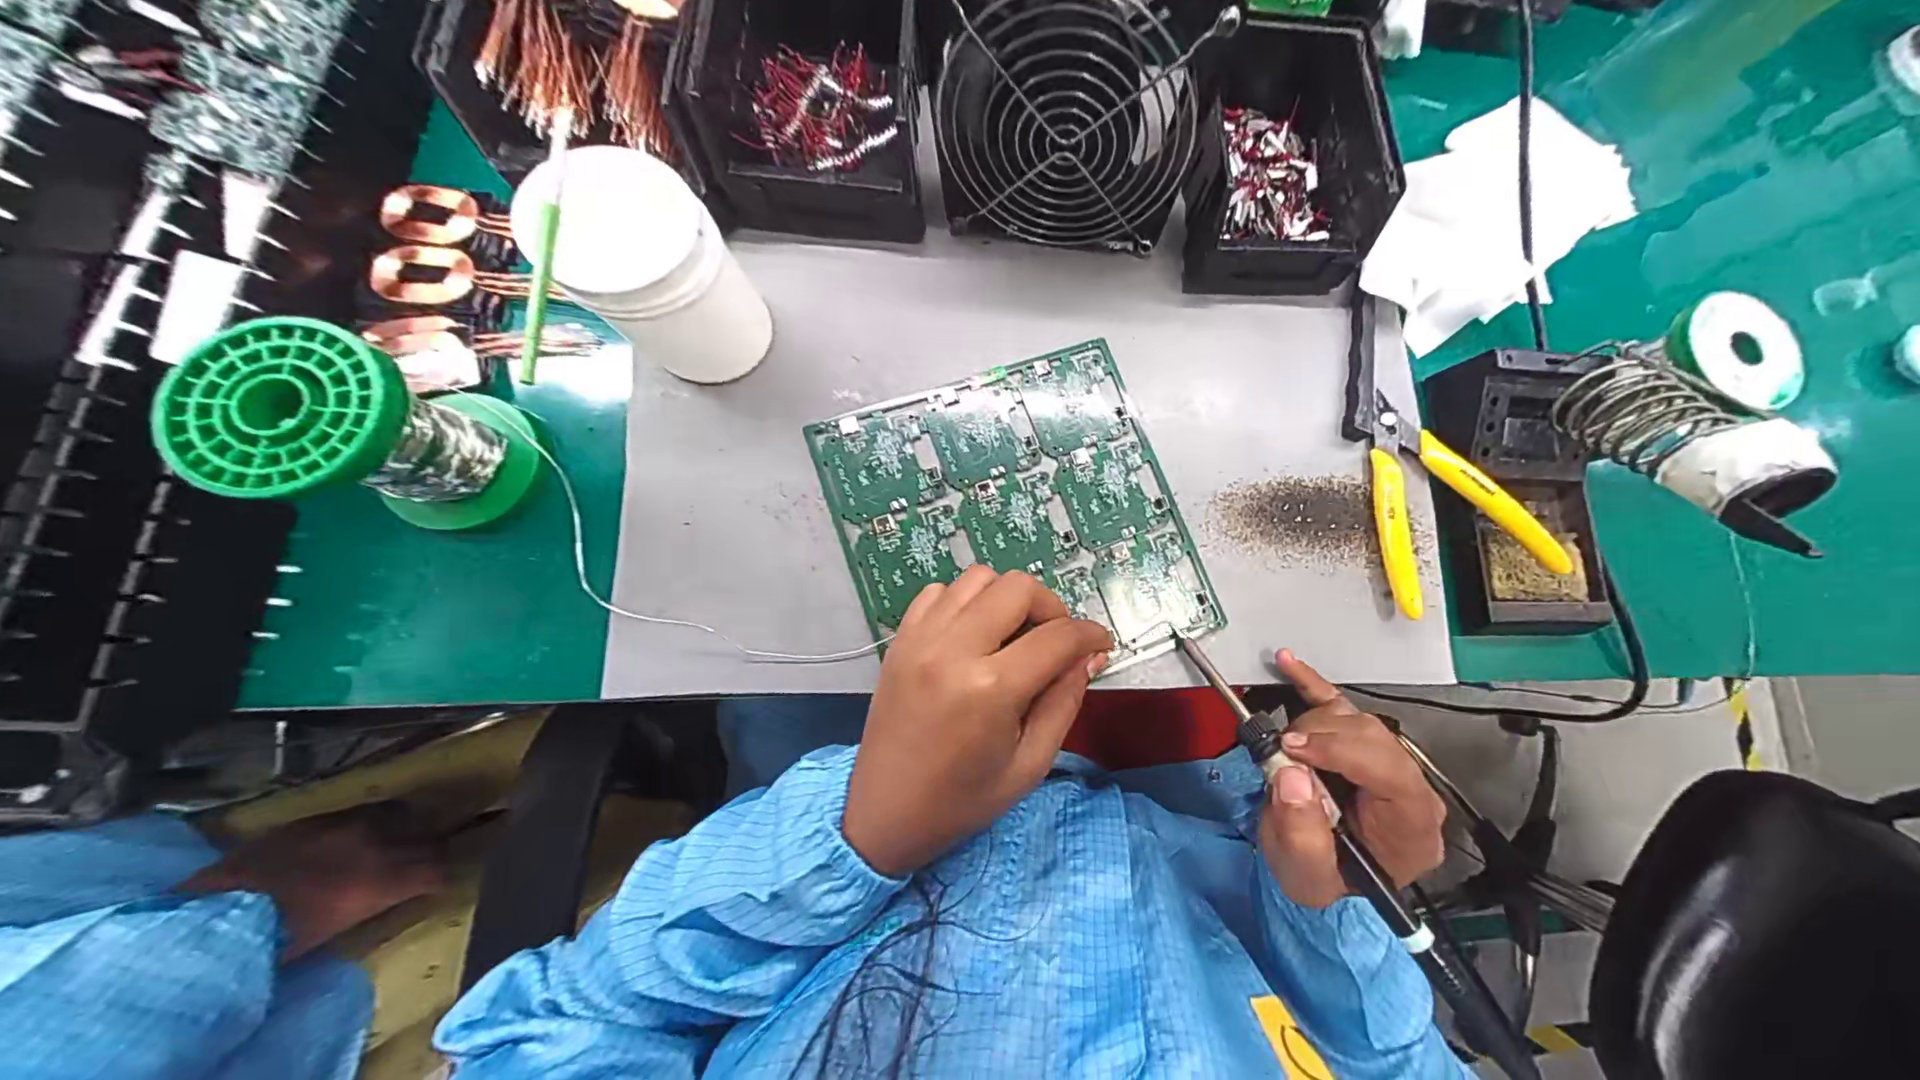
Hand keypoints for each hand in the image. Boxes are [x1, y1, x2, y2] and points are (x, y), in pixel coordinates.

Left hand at [180, 803, 444, 959]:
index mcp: (386, 875)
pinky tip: (353, 837)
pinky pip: (356, 814)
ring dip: (401, 826)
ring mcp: (344, 824)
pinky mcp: (312, 819)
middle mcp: (376, 840)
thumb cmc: (275, 940)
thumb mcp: (337, 927)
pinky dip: (365, 824)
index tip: (439, 882)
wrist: (207, 922)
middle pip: (424, 833)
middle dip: (428, 845)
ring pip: (394, 814)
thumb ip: (374, 899)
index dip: (441, 875)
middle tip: (425, 857)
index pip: (437, 868)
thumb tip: (395, 890)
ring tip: (395, 839)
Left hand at [842, 566, 1113, 876]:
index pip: (1057, 636)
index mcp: (990, 689)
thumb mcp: (1030, 764)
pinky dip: (965, 601)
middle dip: (1051, 607)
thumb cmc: (962, 800)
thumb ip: (1064, 701)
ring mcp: (920, 639)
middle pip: (1017, 587)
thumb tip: (1089, 656)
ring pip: (978, 578)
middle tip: (1056, 641)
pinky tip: (973, 634)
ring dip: (1007, 597)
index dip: (1090, 635)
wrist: (886, 813)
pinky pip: (939, 592)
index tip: (1099, 645)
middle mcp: (952, 650)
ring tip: (1014, 635)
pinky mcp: (900, 640)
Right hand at [1258, 650, 1445, 908]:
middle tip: (1280, 755)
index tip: (1294, 750)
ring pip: (1353, 718)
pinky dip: (1309, 683)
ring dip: (1309, 724)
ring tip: (1280, 747)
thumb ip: (1301, 834)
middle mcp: (1407, 788)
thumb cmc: (1319, 879)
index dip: (1342, 751)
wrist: (1316, 872)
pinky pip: (1335, 702)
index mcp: (1411, 827)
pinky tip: (1289, 664)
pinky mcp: (1352, 741)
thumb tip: (1291, 773)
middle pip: (1372, 738)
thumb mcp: (1306, 876)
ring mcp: (1381, 760)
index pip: (1392, 772)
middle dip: (1319, 738)